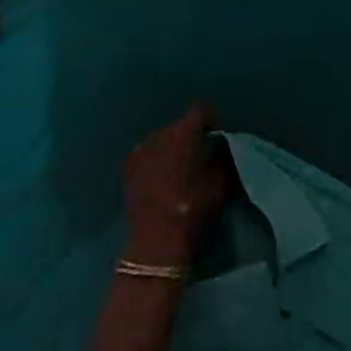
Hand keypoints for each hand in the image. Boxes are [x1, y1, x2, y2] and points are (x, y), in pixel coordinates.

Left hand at [121, 103, 231, 265]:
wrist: (156, 240)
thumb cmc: (193, 209)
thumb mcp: (220, 184)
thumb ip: (222, 157)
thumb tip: (220, 145)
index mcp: (185, 133)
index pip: (200, 110)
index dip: (211, 118)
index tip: (217, 133)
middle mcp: (160, 133)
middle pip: (180, 125)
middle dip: (190, 135)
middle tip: (199, 154)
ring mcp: (141, 148)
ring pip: (162, 139)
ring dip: (171, 147)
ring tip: (177, 168)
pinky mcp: (128, 165)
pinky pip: (147, 153)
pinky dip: (155, 159)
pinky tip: (159, 177)